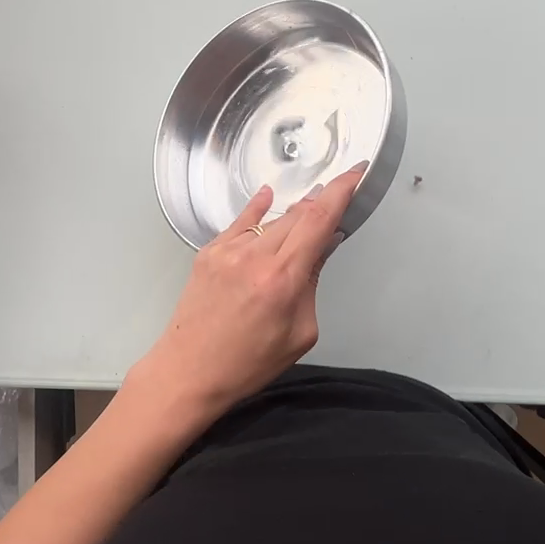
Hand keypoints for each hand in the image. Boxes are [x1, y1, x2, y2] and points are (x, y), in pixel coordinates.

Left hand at [128, 164, 366, 420]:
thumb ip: (312, 284)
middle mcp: (253, 257)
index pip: (318, 220)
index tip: (356, 172)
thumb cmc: (246, 364)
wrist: (188, 371)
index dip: (341, 191)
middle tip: (337, 197)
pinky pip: (240, 223)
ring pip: (270, 220)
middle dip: (321, 203)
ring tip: (309, 209)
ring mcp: (227, 251)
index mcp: (282, 279)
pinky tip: (267, 197)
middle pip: (297, 215)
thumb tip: (322, 247)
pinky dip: (257, 210)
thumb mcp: (299, 333)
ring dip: (293, 214)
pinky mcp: (208, 254)